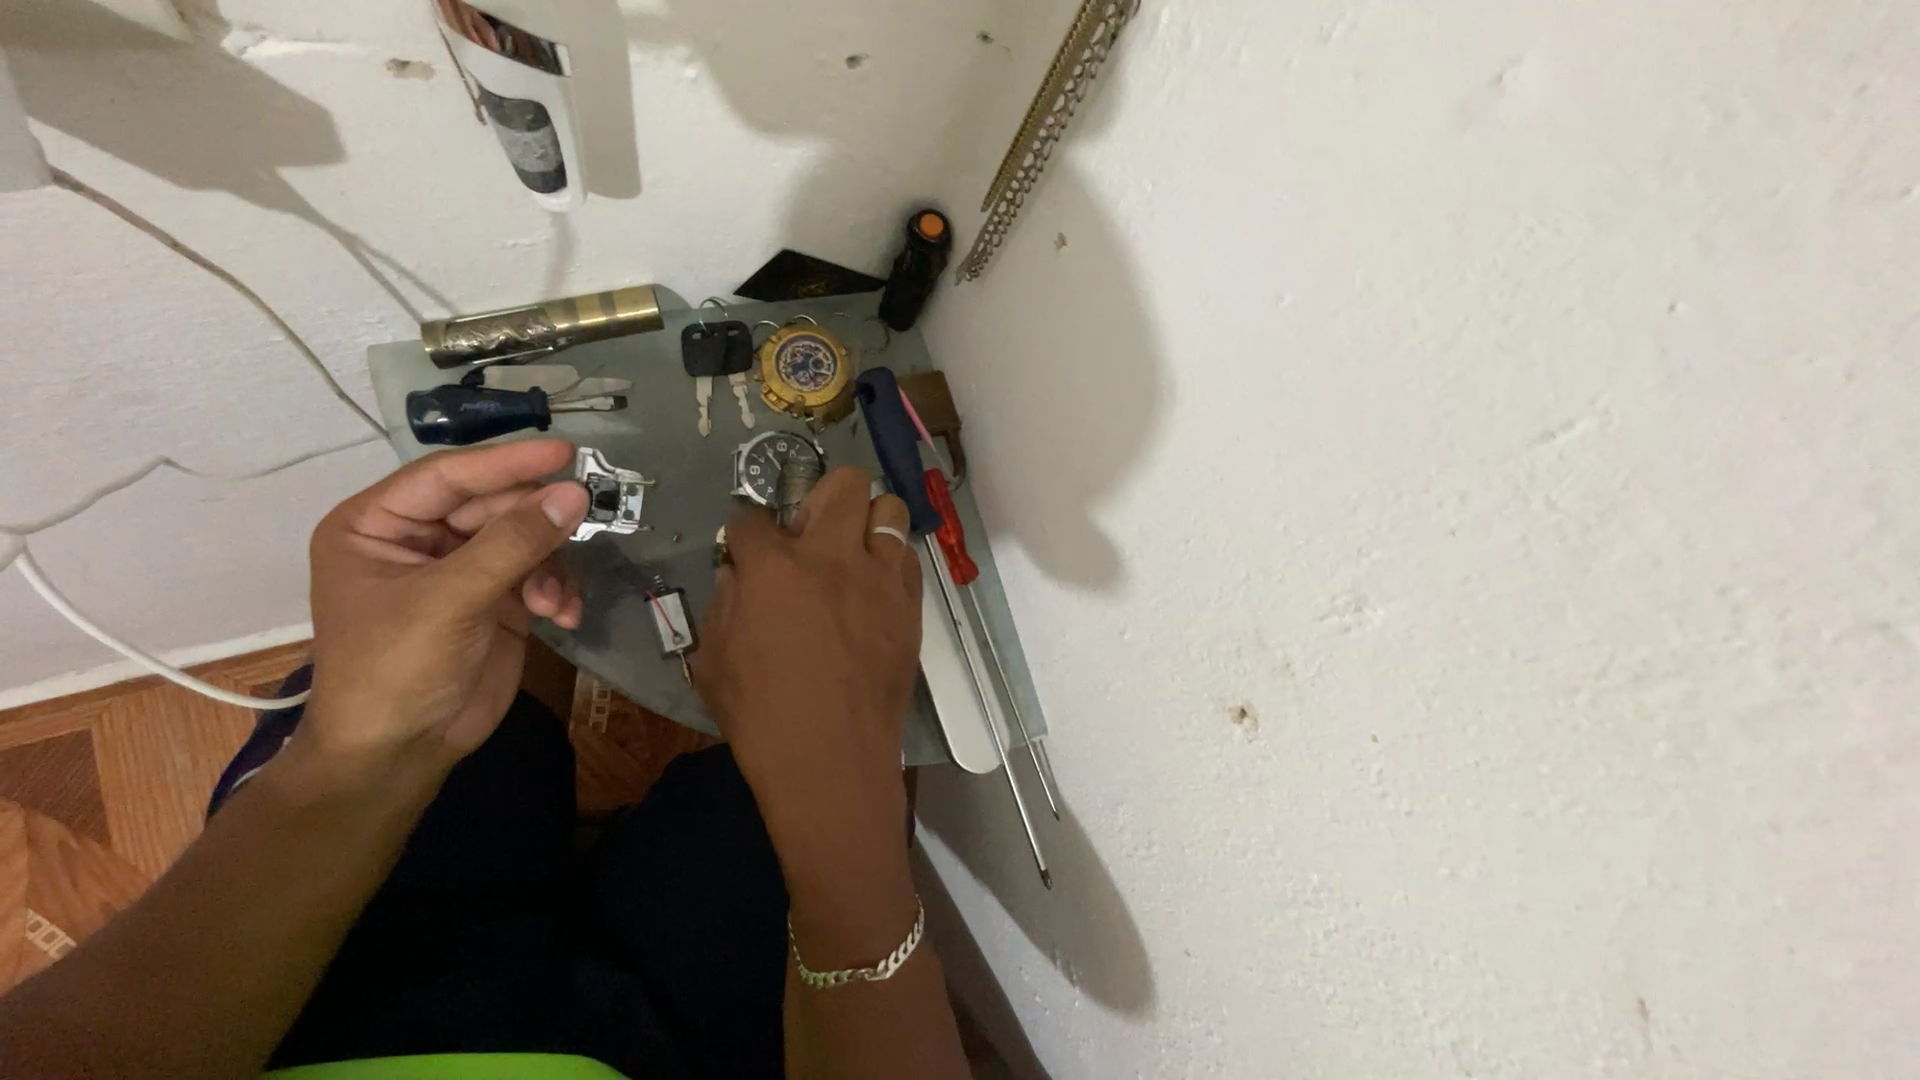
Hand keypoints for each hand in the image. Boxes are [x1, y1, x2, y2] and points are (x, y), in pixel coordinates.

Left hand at [300, 440, 588, 778]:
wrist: (401, 752)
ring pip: (526, 538)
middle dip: (534, 525)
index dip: (506, 463)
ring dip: (550, 566)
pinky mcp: (498, 599)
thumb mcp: (450, 601)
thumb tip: (575, 493)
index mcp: (378, 525)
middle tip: (580, 523)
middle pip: (494, 506)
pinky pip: (541, 573)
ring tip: (555, 602)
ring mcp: (462, 570)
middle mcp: (420, 539)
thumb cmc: (395, 669)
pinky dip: (559, 590)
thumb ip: (513, 544)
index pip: (449, 477)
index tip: (564, 452)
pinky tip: (564, 616)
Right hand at [695, 467, 921, 846]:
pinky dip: (888, 561)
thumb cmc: (763, 718)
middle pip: (844, 483)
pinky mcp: (910, 604)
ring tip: (851, 554)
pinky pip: (907, 557)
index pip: (751, 517)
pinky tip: (874, 589)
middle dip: (821, 495)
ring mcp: (879, 578)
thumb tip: (740, 573)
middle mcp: (832, 557)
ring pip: (888, 508)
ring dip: (866, 522)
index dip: (744, 529)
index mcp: (774, 568)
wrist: (833, 761)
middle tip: (810, 531)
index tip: (747, 544)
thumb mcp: (715, 662)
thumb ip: (725, 603)